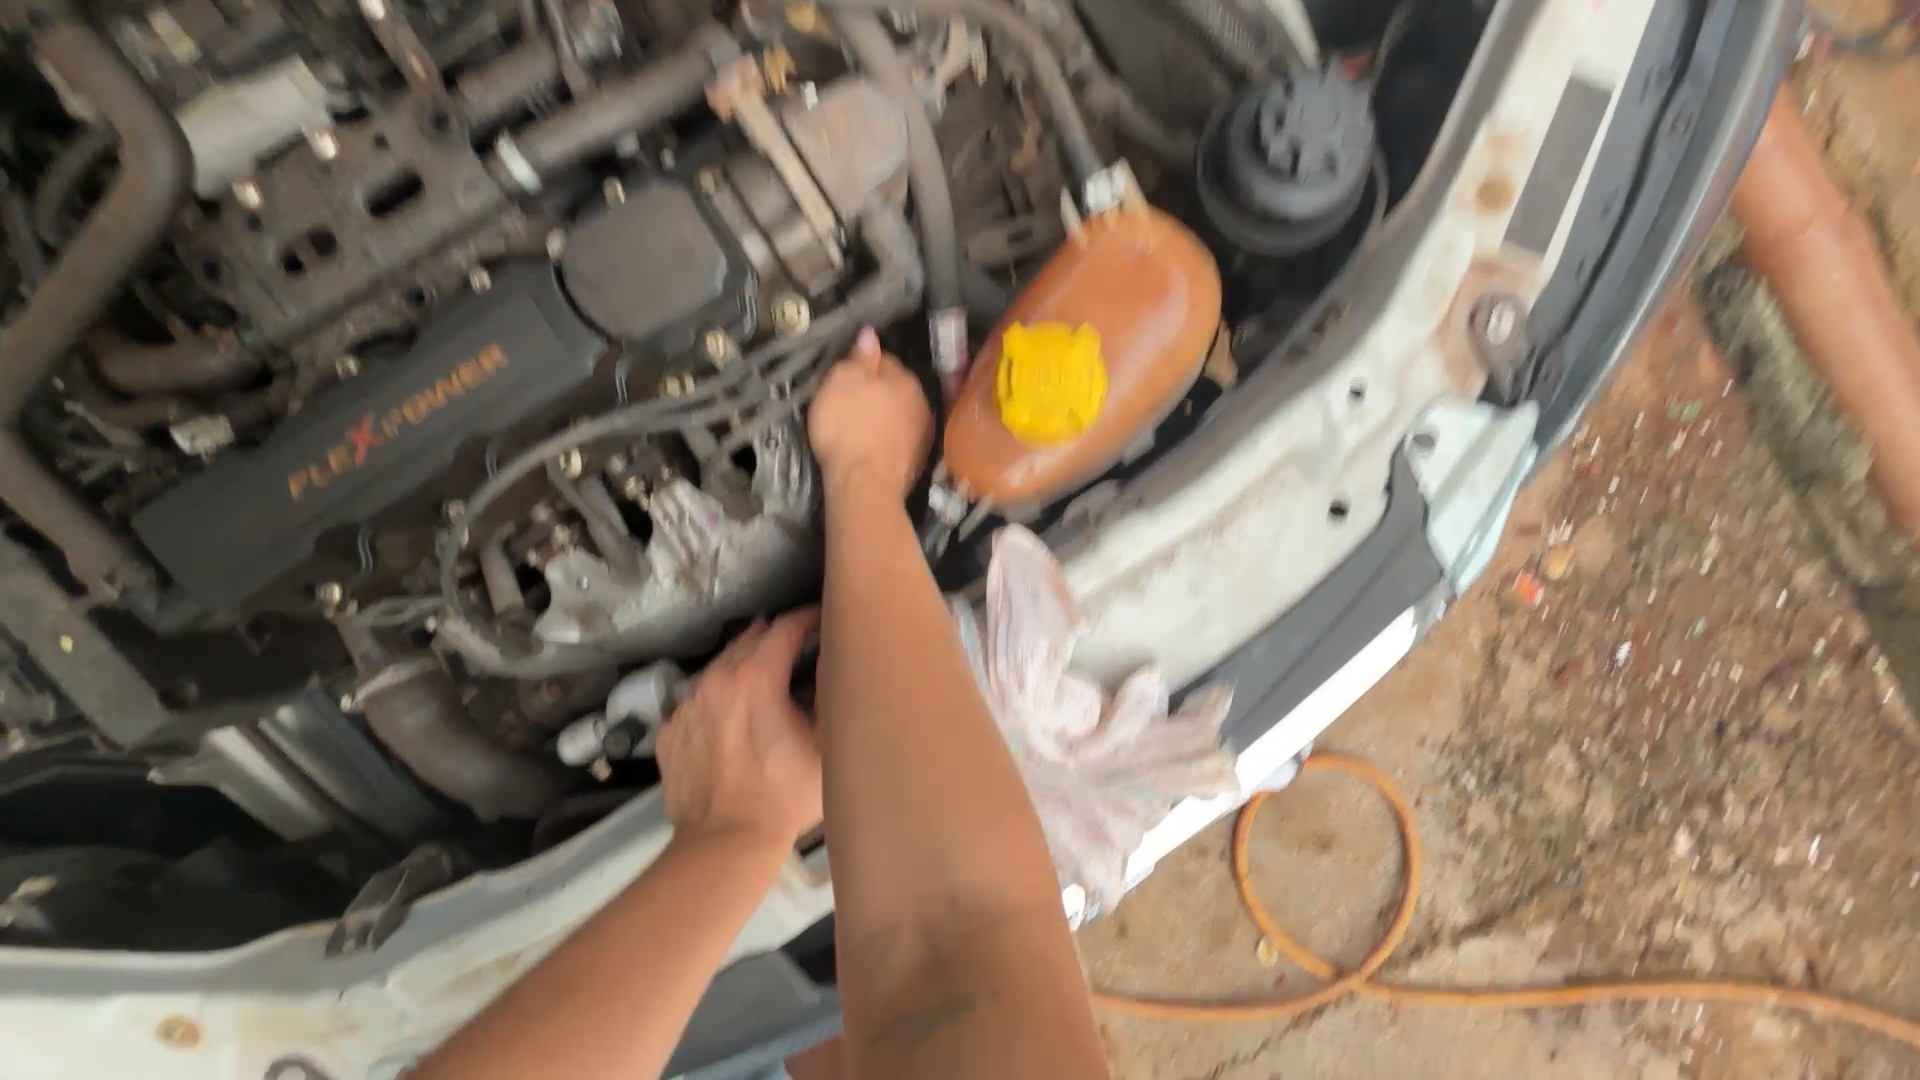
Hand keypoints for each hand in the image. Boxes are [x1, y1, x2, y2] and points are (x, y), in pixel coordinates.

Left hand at [657, 610, 823, 848]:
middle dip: (775, 636)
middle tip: (798, 643)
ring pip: (719, 667)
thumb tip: (828, 658)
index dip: (807, 619)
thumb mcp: (826, 745)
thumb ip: (830, 693)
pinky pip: (698, 698)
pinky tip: (733, 713)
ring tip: (765, 676)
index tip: (822, 620)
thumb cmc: (784, 796)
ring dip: (744, 664)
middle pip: (748, 640)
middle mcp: (716, 681)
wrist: (724, 843)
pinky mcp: (669, 730)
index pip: (784, 628)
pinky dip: (718, 696)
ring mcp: (686, 705)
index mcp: (756, 678)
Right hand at [808, 326, 932, 498]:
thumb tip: (870, 334)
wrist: (865, 483)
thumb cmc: (848, 428)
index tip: (845, 381)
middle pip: (896, 388)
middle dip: (878, 393)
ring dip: (886, 417)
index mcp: (904, 378)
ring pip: (901, 414)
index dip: (863, 368)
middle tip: (851, 405)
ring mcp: (924, 432)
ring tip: (862, 429)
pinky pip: (901, 439)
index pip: (884, 360)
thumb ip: (858, 357)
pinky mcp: (919, 459)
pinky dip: (890, 440)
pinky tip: (874, 448)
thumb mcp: (841, 383)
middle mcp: (921, 401)